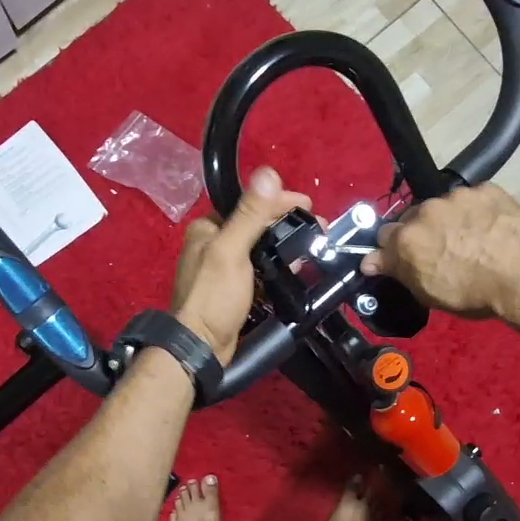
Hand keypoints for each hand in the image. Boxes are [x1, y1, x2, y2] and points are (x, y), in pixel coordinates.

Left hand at [171, 167, 311, 362]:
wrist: (201, 347)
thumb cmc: (213, 297)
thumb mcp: (232, 251)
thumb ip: (250, 214)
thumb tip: (268, 173)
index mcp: (207, 228)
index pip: (249, 204)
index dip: (280, 202)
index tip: (309, 206)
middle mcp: (213, 242)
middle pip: (256, 225)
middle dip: (287, 225)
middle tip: (318, 231)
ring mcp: (224, 267)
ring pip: (261, 247)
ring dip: (286, 247)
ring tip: (312, 249)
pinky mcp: (235, 288)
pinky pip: (261, 269)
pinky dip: (278, 267)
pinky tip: (296, 270)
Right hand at [359, 184, 519, 319]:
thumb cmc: (474, 295)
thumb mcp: (429, 293)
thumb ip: (397, 271)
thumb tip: (369, 261)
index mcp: (406, 238)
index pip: (384, 236)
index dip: (393, 250)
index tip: (403, 259)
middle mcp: (426, 210)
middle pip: (413, 218)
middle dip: (421, 232)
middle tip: (440, 251)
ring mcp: (457, 196)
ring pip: (443, 206)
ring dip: (449, 219)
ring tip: (470, 239)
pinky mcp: (486, 189)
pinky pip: (473, 198)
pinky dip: (476, 211)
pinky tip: (490, 228)